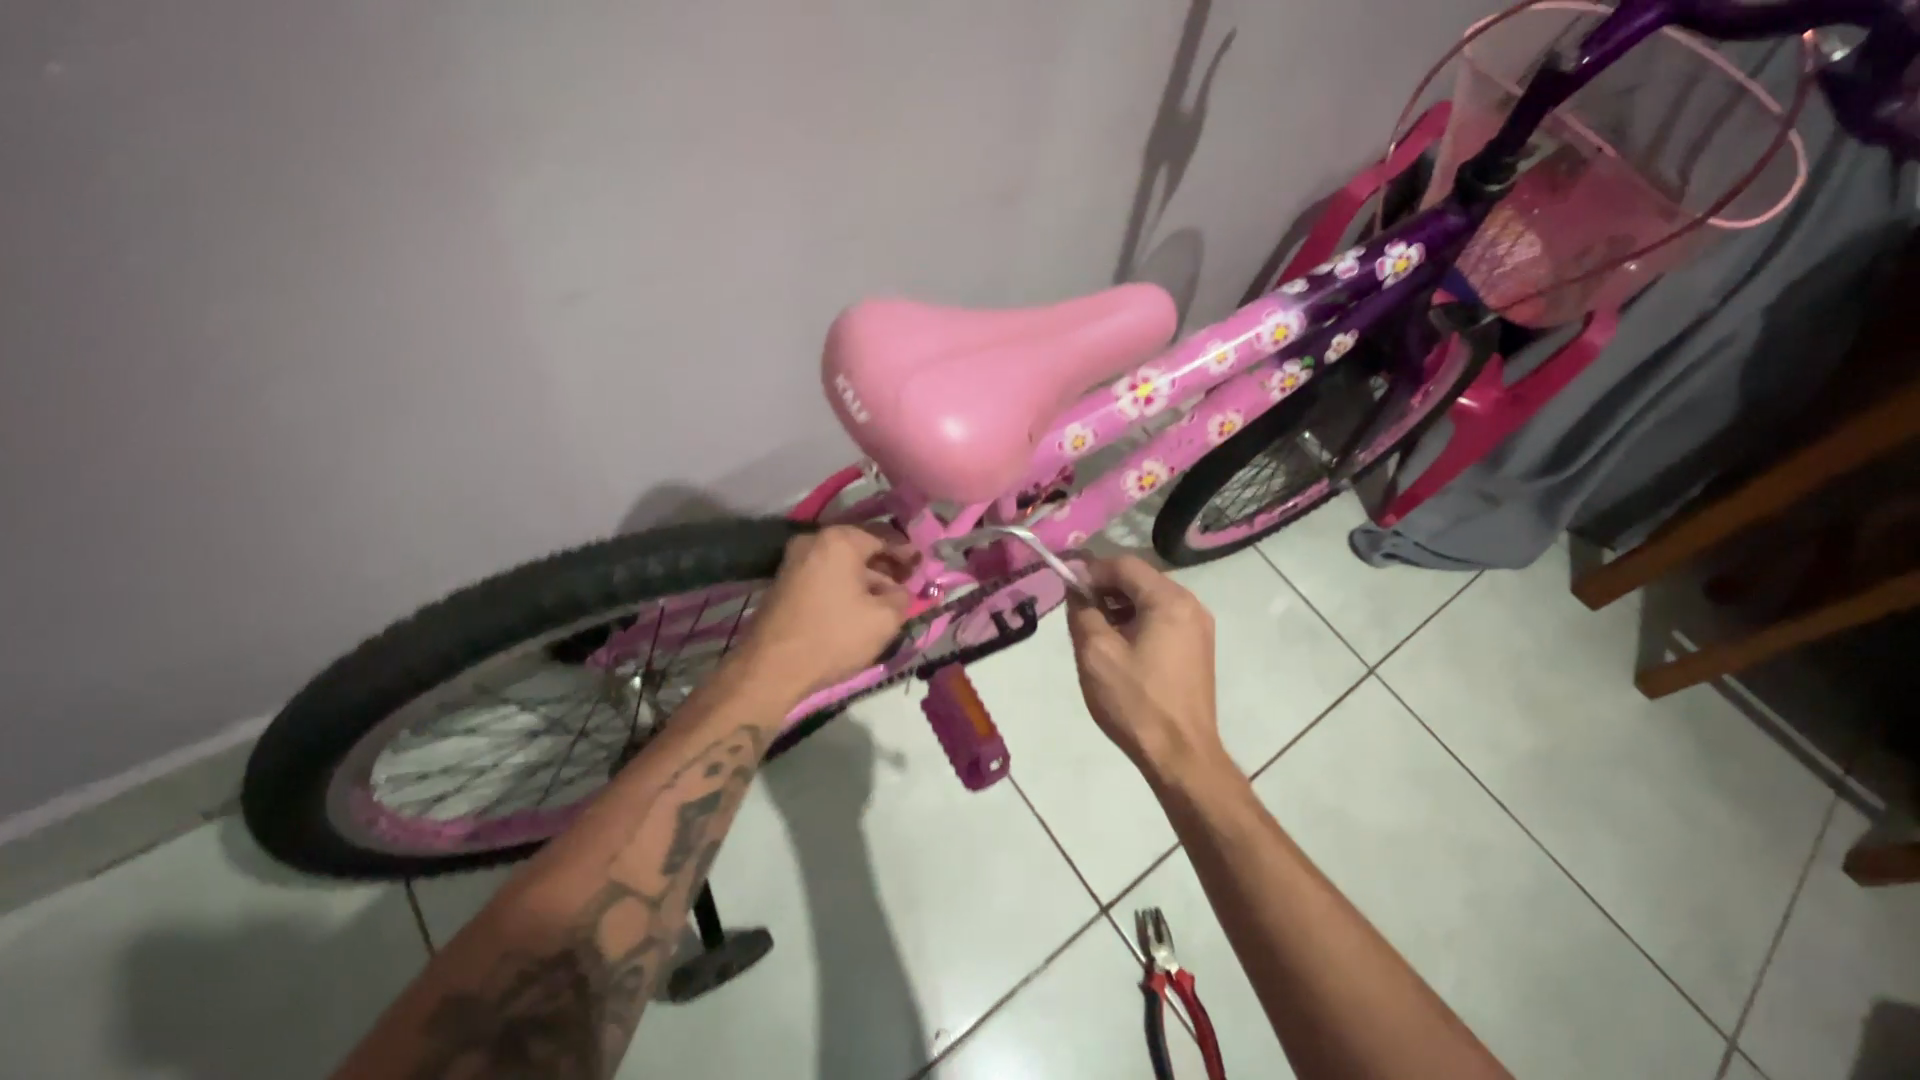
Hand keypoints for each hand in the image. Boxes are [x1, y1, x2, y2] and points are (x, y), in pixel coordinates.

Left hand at [731, 525, 913, 701]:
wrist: (771, 668)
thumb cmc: (834, 637)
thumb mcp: (884, 619)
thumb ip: (902, 598)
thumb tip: (900, 591)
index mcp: (839, 541)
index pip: (883, 537)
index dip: (906, 553)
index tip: (922, 567)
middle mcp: (812, 541)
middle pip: (859, 548)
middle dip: (885, 567)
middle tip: (906, 584)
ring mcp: (793, 562)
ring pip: (840, 564)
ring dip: (864, 579)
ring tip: (885, 602)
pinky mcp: (783, 583)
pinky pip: (823, 577)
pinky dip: (843, 587)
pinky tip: (857, 608)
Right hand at [1065, 556, 1226, 783]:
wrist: (1180, 754)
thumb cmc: (1135, 702)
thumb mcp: (1096, 653)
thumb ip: (1082, 611)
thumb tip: (1076, 588)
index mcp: (1169, 600)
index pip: (1124, 564)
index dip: (1090, 571)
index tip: (1066, 590)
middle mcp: (1191, 605)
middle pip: (1140, 580)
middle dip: (1105, 589)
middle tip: (1078, 613)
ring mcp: (1199, 628)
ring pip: (1151, 600)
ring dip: (1120, 608)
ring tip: (1095, 634)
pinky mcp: (1198, 649)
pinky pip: (1163, 620)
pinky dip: (1138, 623)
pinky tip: (1120, 649)